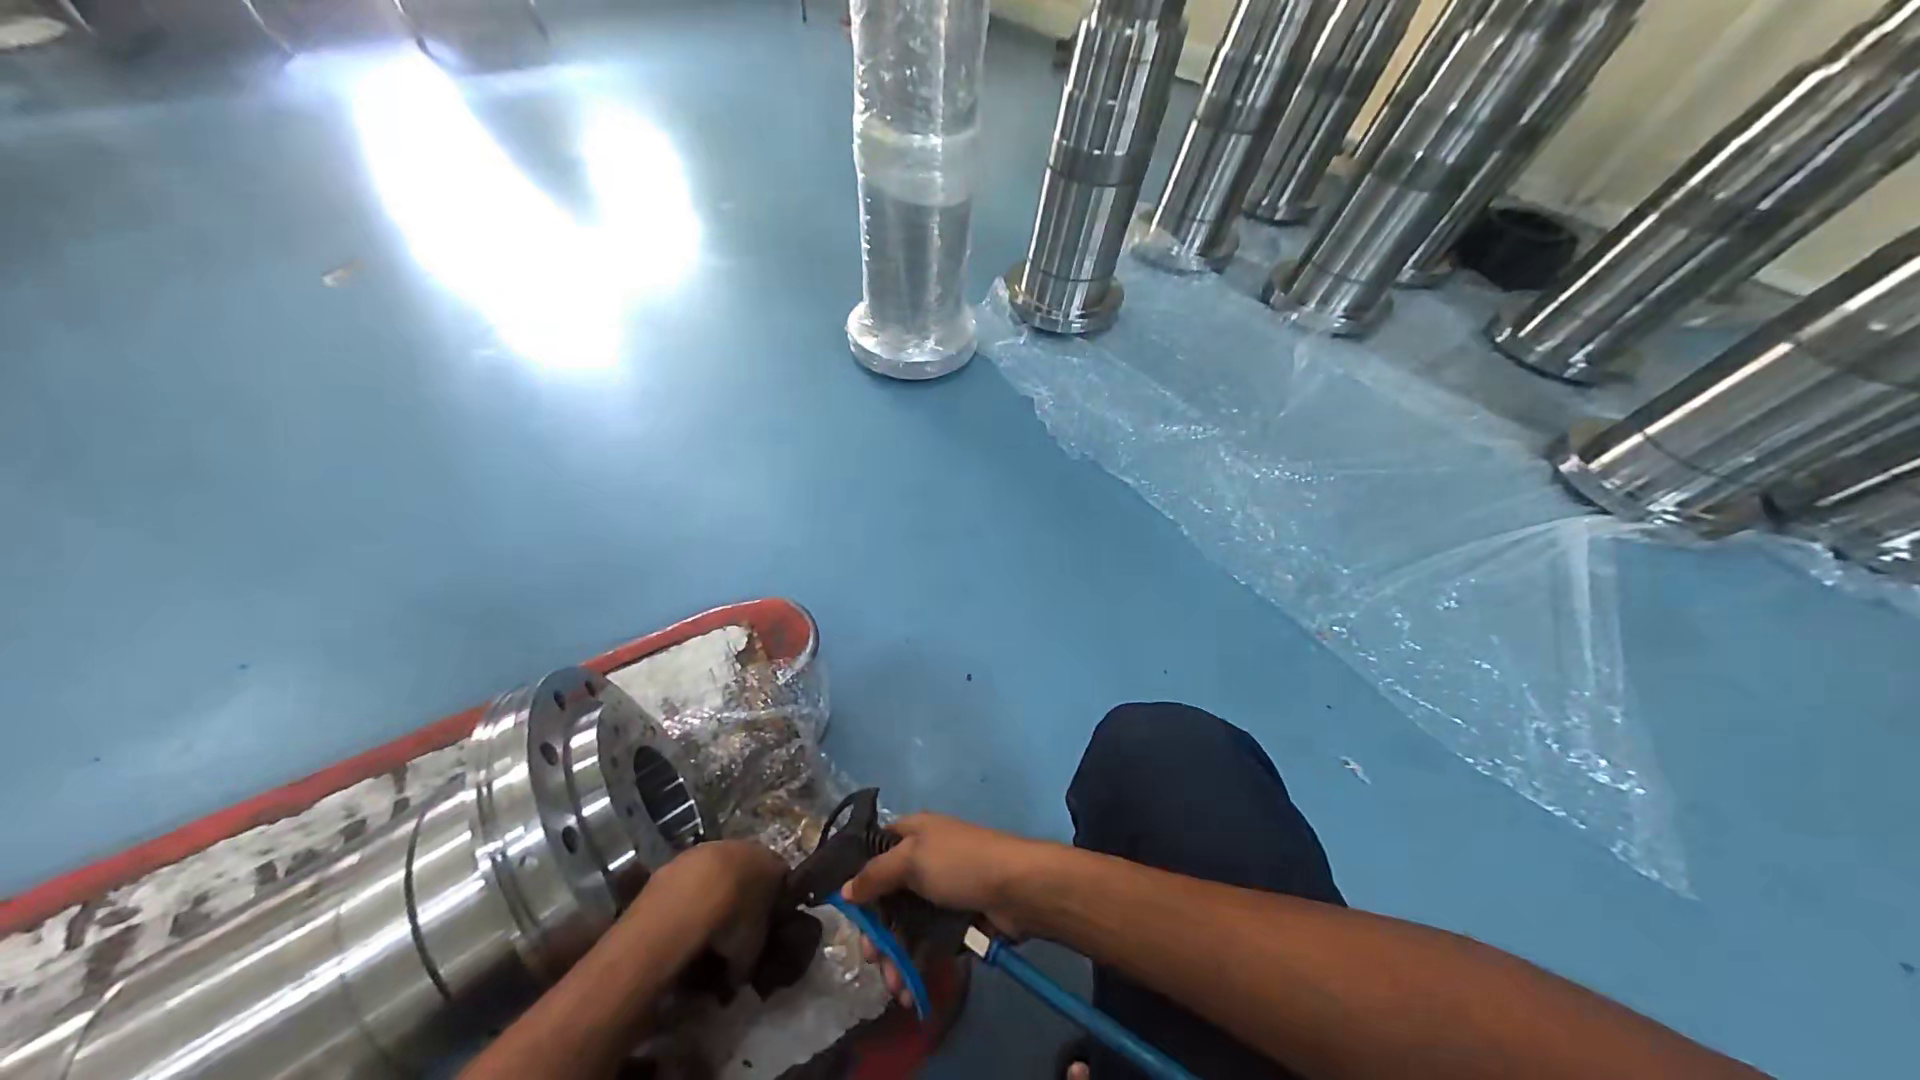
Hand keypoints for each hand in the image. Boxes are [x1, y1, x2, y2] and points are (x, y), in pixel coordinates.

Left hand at [629, 839, 787, 981]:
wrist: (690, 896)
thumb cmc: (734, 921)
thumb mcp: (751, 950)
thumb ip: (750, 960)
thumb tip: (739, 975)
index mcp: (774, 866)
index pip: (781, 882)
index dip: (772, 907)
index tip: (761, 928)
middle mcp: (748, 848)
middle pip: (749, 872)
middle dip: (741, 897)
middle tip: (731, 927)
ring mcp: (714, 847)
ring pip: (719, 871)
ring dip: (714, 893)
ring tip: (702, 924)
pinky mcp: (684, 855)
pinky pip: (693, 877)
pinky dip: (690, 894)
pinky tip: (682, 916)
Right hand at [841, 814, 1058, 1008]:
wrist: (1018, 887)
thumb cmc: (960, 864)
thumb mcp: (911, 859)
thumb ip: (875, 875)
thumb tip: (845, 891)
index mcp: (913, 833)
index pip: (875, 854)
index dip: (860, 882)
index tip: (850, 914)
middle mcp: (923, 860)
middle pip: (888, 898)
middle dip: (878, 933)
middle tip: (873, 960)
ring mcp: (940, 892)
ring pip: (906, 925)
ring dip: (896, 957)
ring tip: (896, 987)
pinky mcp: (956, 920)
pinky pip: (927, 942)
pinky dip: (916, 964)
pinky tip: (911, 988)